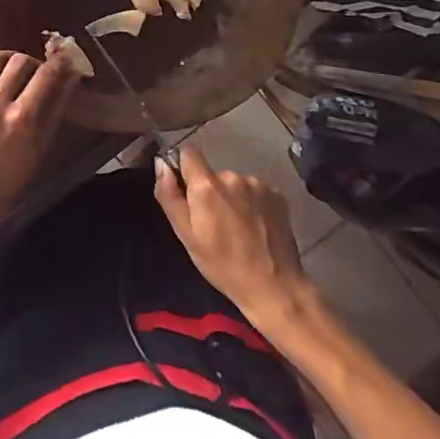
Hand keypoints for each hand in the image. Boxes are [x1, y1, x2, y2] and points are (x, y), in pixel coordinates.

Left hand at [0, 51, 80, 225]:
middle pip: (19, 60)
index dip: (58, 63)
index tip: (64, 59)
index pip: (44, 74)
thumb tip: (71, 76)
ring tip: (15, 68)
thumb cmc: (17, 170)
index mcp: (22, 117)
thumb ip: (57, 105)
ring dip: (9, 58)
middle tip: (38, 71)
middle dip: (34, 61)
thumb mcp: (44, 141)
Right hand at [154, 145, 314, 327]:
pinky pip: (253, 190)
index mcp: (206, 186)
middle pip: (211, 173)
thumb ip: (169, 195)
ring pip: (233, 183)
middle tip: (213, 222)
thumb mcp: (185, 234)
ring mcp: (258, 184)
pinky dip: (251, 202)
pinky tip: (255, 226)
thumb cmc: (222, 264)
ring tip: (237, 227)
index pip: (188, 152)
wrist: (275, 286)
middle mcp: (233, 176)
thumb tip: (162, 164)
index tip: (185, 190)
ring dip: (231, 197)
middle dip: (209, 190)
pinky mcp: (277, 195)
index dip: (183, 167)